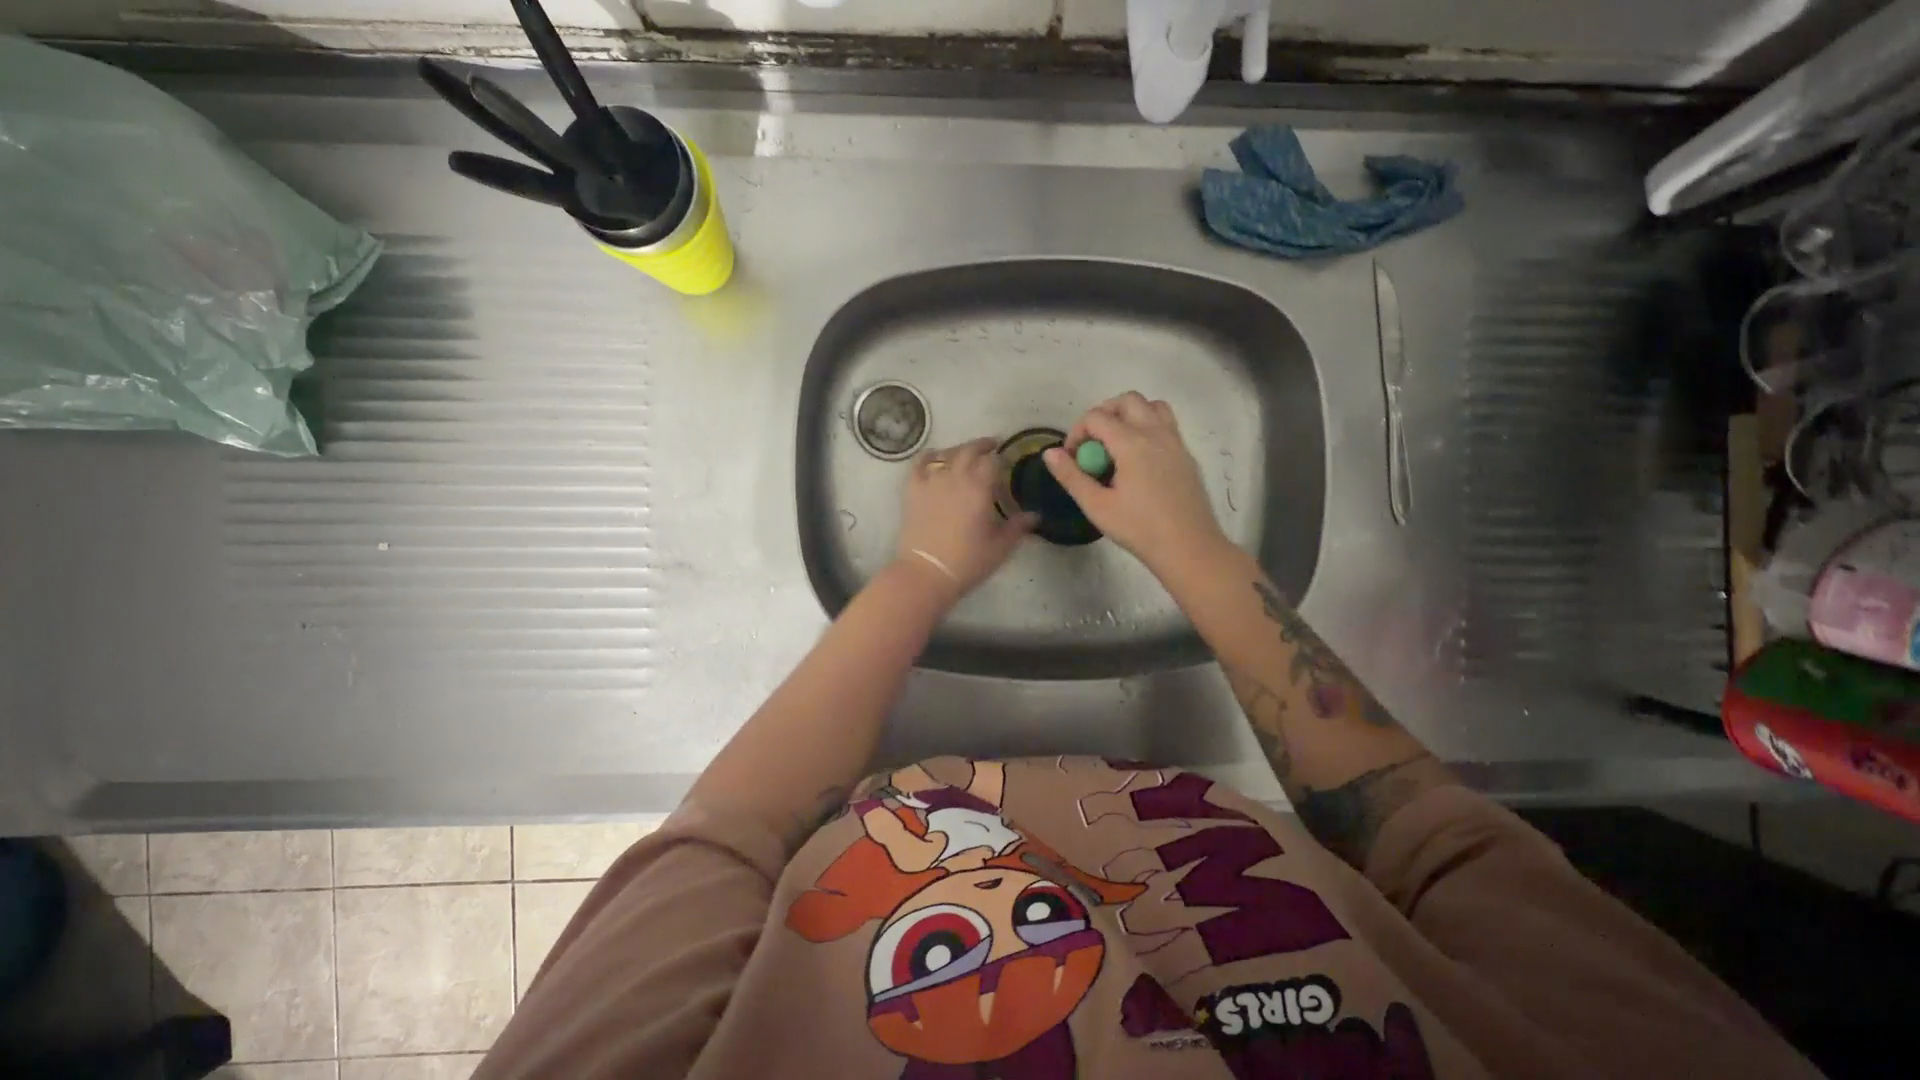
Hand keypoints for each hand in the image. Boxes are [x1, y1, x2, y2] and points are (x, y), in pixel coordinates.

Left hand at [895, 437, 1037, 603]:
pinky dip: (929, 456)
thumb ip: (1018, 526)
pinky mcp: (912, 490)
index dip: (1003, 458)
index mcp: (980, 486)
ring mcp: (931, 480)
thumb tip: (1035, 515)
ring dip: (959, 450)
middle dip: (983, 445)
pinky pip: (920, 463)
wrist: (926, 573)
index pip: (994, 461)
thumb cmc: (968, 561)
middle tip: (992, 446)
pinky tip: (934, 457)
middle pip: (970, 450)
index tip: (1008, 460)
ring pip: (947, 454)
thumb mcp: (1000, 546)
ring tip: (966, 454)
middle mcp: (956, 476)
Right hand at [1042, 392, 1228, 572]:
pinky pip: (1166, 424)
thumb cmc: (1140, 529)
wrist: (1189, 547)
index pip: (1097, 417)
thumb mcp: (1097, 506)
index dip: (1077, 432)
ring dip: (1130, 415)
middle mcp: (1156, 432)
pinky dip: (1148, 427)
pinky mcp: (1186, 454)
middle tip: (1093, 443)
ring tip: (1117, 443)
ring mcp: (1175, 441)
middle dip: (1104, 414)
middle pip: (1128, 400)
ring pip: (1152, 406)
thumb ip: (1071, 476)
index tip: (1072, 458)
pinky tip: (1140, 460)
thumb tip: (1049, 453)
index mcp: (1132, 443)